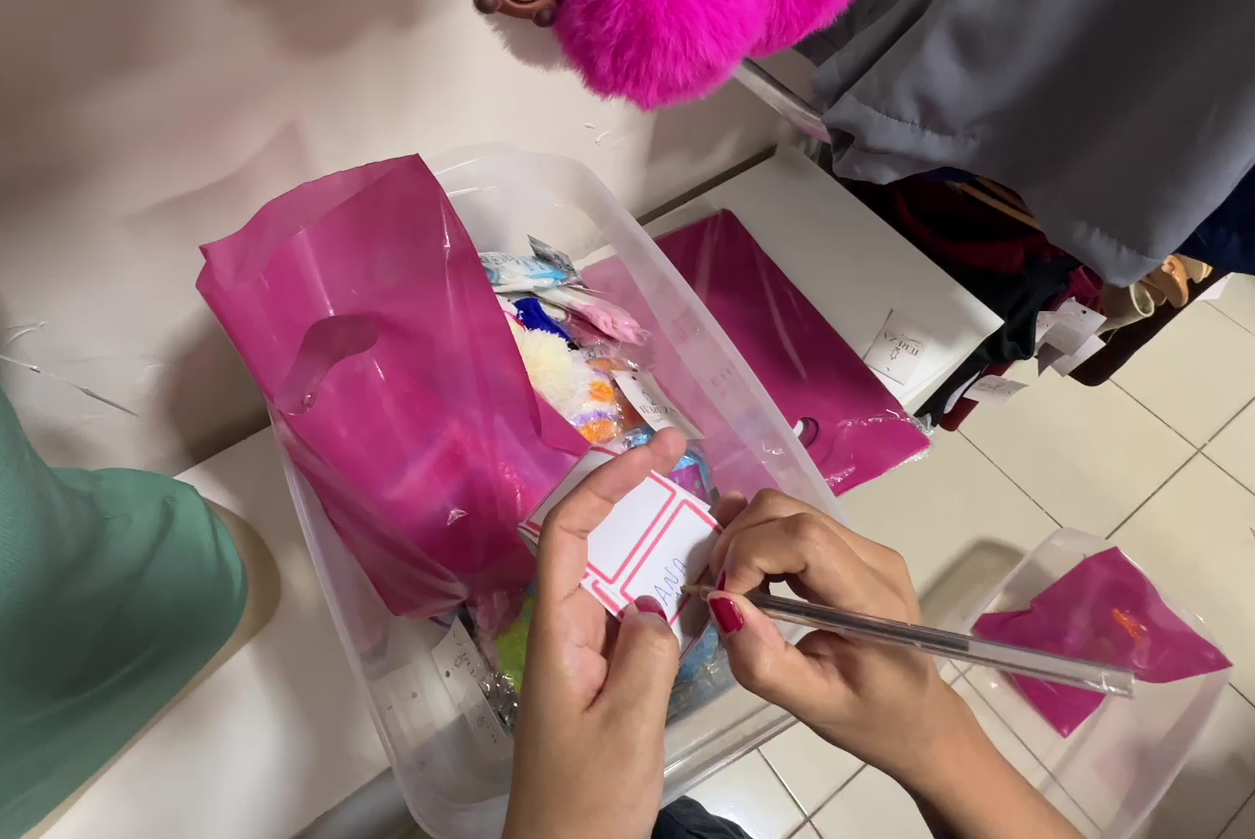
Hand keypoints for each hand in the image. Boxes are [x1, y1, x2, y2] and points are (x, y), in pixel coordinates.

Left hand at [503, 429, 688, 838]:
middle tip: (681, 451)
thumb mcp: (624, 728)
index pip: (571, 527)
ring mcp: (585, 642)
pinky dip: (662, 579)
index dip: (607, 480)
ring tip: (697, 499)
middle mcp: (566, 621)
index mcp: (556, 626)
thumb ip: (645, 656)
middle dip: (631, 485)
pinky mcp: (604, 666)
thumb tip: (653, 603)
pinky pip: (632, 605)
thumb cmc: (585, 802)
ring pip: (615, 565)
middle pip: (591, 532)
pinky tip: (695, 572)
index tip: (654, 452)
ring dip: (650, 528)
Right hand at [702, 490, 1080, 838]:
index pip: (805, 539)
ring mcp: (862, 544)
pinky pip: (789, 518)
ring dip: (743, 538)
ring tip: (735, 586)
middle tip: (721, 592)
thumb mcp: (813, 707)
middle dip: (738, 543)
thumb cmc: (870, 719)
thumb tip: (719, 603)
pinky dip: (756, 534)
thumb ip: (763, 662)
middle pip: (785, 511)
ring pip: (782, 507)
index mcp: (873, 602)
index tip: (726, 598)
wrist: (918, 718)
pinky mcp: (848, 543)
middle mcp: (873, 557)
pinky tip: (750, 571)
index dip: (751, 555)